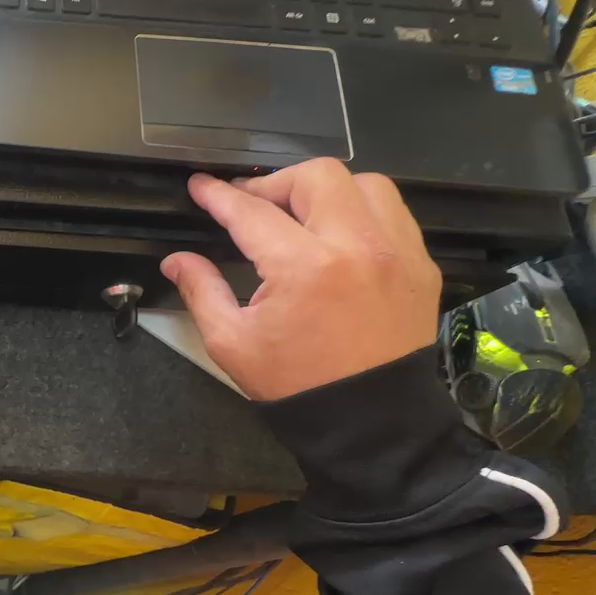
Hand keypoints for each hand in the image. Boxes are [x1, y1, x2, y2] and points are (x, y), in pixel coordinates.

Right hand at [161, 158, 441, 401]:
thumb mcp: (230, 340)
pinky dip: (357, 210)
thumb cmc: (291, 381)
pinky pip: (391, 212)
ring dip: (323, 190)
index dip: (218, 195)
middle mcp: (357, 246)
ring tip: (297, 214)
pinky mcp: (419, 264)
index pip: (252, 212)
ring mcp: (397, 252)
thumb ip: (200, 289)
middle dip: (274, 183)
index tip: (200, 184)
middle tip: (250, 205)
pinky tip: (333, 234)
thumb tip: (177, 259)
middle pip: (317, 176)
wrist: (366, 417)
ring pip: (364, 184)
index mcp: (304, 267)